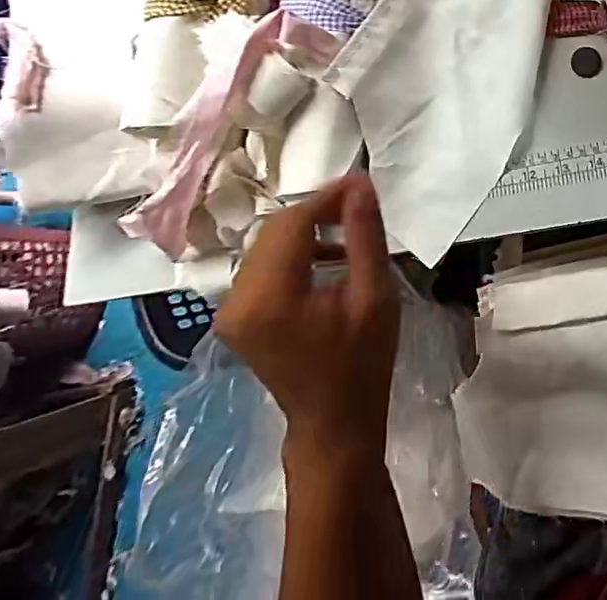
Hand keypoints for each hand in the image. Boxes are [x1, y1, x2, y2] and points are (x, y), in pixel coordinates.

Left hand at [216, 172, 399, 463]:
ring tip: (349, 231)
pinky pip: (264, 265)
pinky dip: (294, 252)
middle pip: (274, 230)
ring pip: (267, 244)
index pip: (292, 224)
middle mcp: (237, 300)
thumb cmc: (362, 362)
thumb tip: (360, 185)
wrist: (334, 423)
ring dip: (307, 230)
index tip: (362, 183)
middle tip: (359, 204)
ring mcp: (231, 310)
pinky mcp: (237, 316)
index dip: (326, 198)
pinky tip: (327, 257)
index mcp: (269, 298)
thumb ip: (364, 236)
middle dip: (317, 211)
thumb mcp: (375, 296)